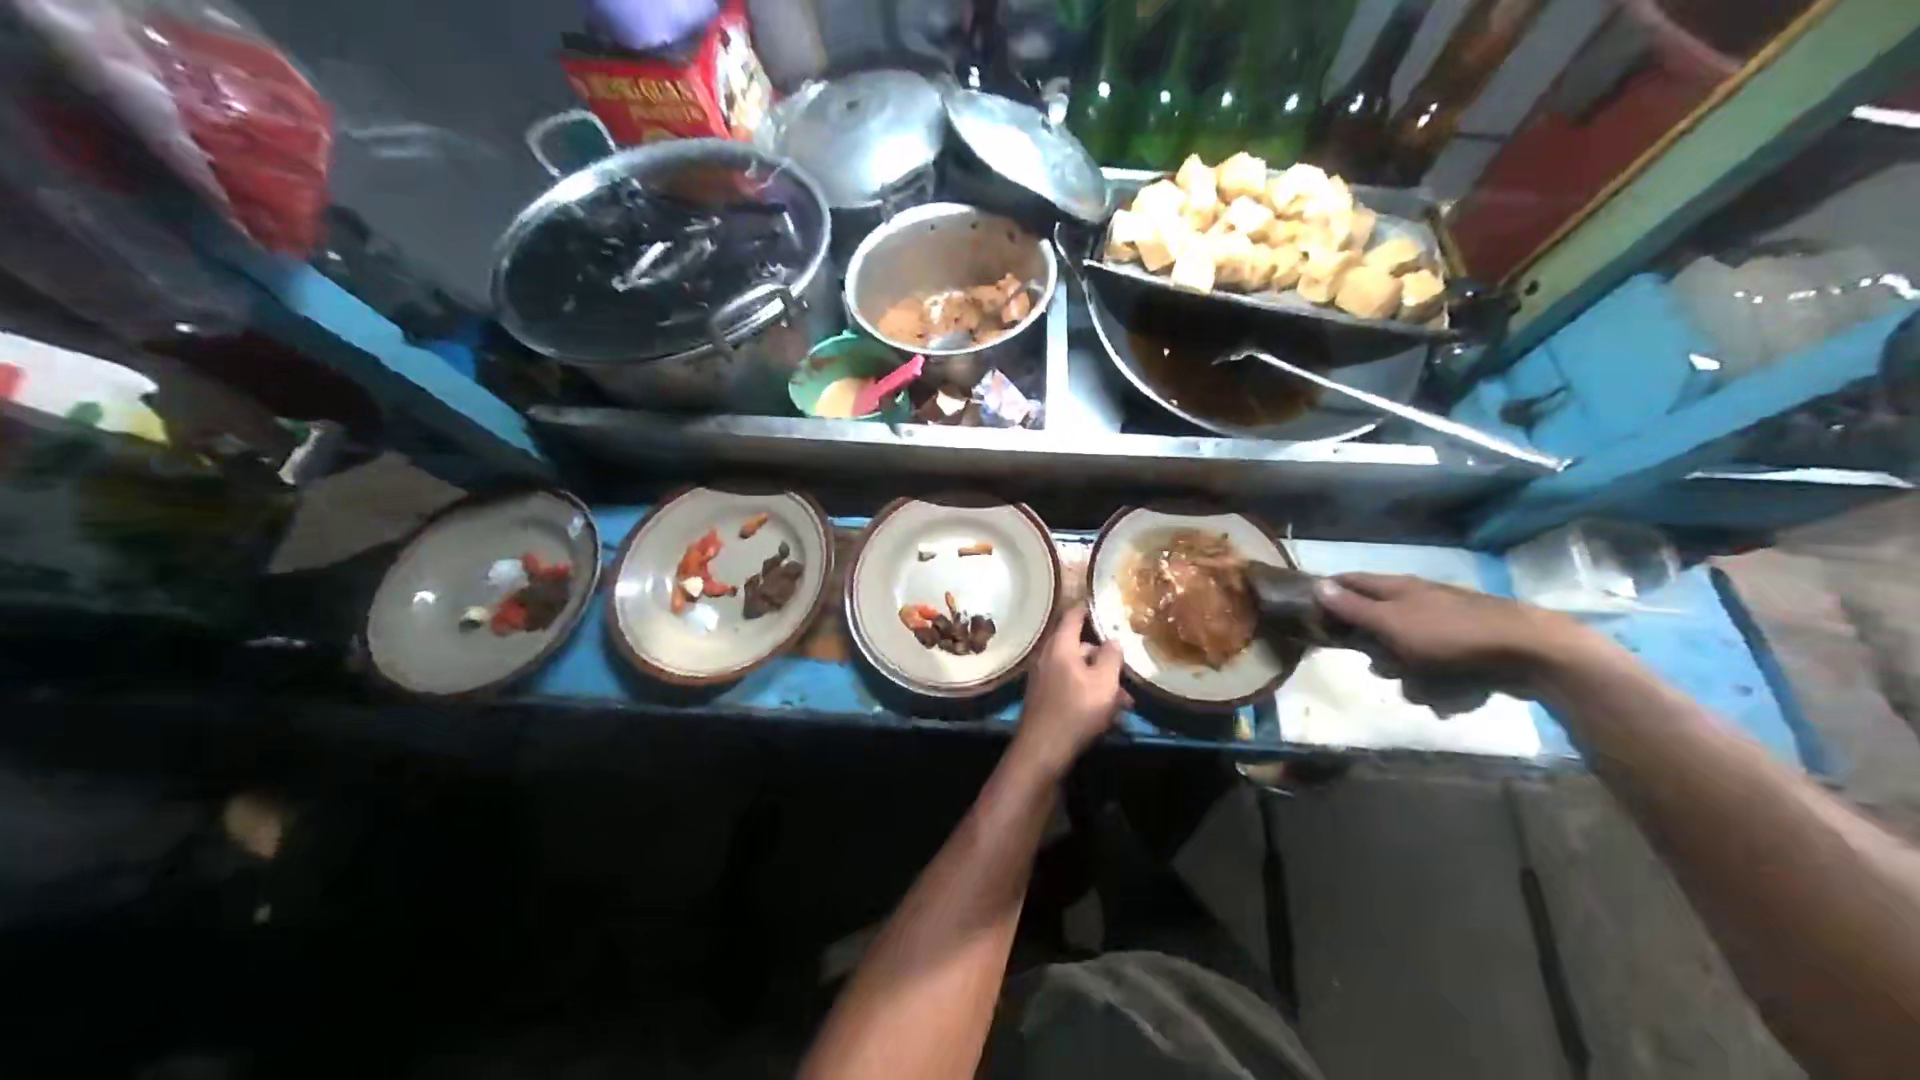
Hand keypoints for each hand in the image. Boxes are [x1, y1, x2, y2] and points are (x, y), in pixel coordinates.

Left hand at [1013, 603, 1129, 777]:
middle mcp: (1048, 657)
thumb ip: (1111, 657)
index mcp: (1060, 646)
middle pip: (1080, 647)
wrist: (1042, 750)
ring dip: (1101, 683)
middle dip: (1105, 659)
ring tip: (1124, 705)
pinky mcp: (1045, 699)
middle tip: (1126, 674)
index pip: (1074, 615)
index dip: (1088, 607)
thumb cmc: (1076, 711)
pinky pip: (1071, 688)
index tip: (1102, 602)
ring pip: (1078, 672)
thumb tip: (1112, 640)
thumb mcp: (1104, 682)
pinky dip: (1089, 696)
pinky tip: (1107, 718)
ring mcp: (1044, 679)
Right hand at [1313, 573, 1602, 702]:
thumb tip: (1317, 585)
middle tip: (1382, 664)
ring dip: (1411, 675)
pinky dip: (1442, 685)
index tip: (1312, 616)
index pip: (1349, 581)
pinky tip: (1453, 694)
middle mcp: (1419, 601)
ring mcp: (1446, 625)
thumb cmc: (1449, 636)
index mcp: (1398, 588)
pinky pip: (1439, 670)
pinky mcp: (1470, 650)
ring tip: (1425, 687)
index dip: (1328, 595)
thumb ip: (1352, 608)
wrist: (1531, 653)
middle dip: (1376, 651)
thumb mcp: (1390, 623)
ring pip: (1407, 654)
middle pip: (1377, 625)